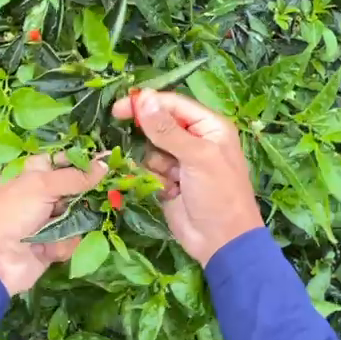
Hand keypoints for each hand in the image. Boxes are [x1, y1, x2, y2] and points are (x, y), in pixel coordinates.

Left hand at [0, 154, 109, 294]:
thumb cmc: (9, 212)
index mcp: (32, 172)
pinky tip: (48, 249)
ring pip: (78, 216)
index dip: (85, 161)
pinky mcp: (51, 245)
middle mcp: (40, 194)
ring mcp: (46, 221)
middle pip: (76, 189)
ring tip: (60, 228)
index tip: (108, 162)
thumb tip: (104, 164)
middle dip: (87, 195)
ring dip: (73, 223)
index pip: (64, 160)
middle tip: (107, 195)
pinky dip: (62, 245)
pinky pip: (71, 240)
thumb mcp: (40, 186)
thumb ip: (75, 176)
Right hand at [109, 89, 263, 264]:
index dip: (147, 103)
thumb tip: (143, 98)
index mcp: (210, 126)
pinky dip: (154, 179)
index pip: (173, 104)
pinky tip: (169, 191)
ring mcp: (181, 160)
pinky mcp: (169, 180)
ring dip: (155, 163)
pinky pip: (150, 169)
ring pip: (151, 148)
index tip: (119, 108)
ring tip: (172, 179)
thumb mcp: (197, 157)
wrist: (221, 241)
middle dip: (148, 134)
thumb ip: (167, 129)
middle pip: (159, 124)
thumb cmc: (218, 194)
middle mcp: (195, 139)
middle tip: (126, 135)